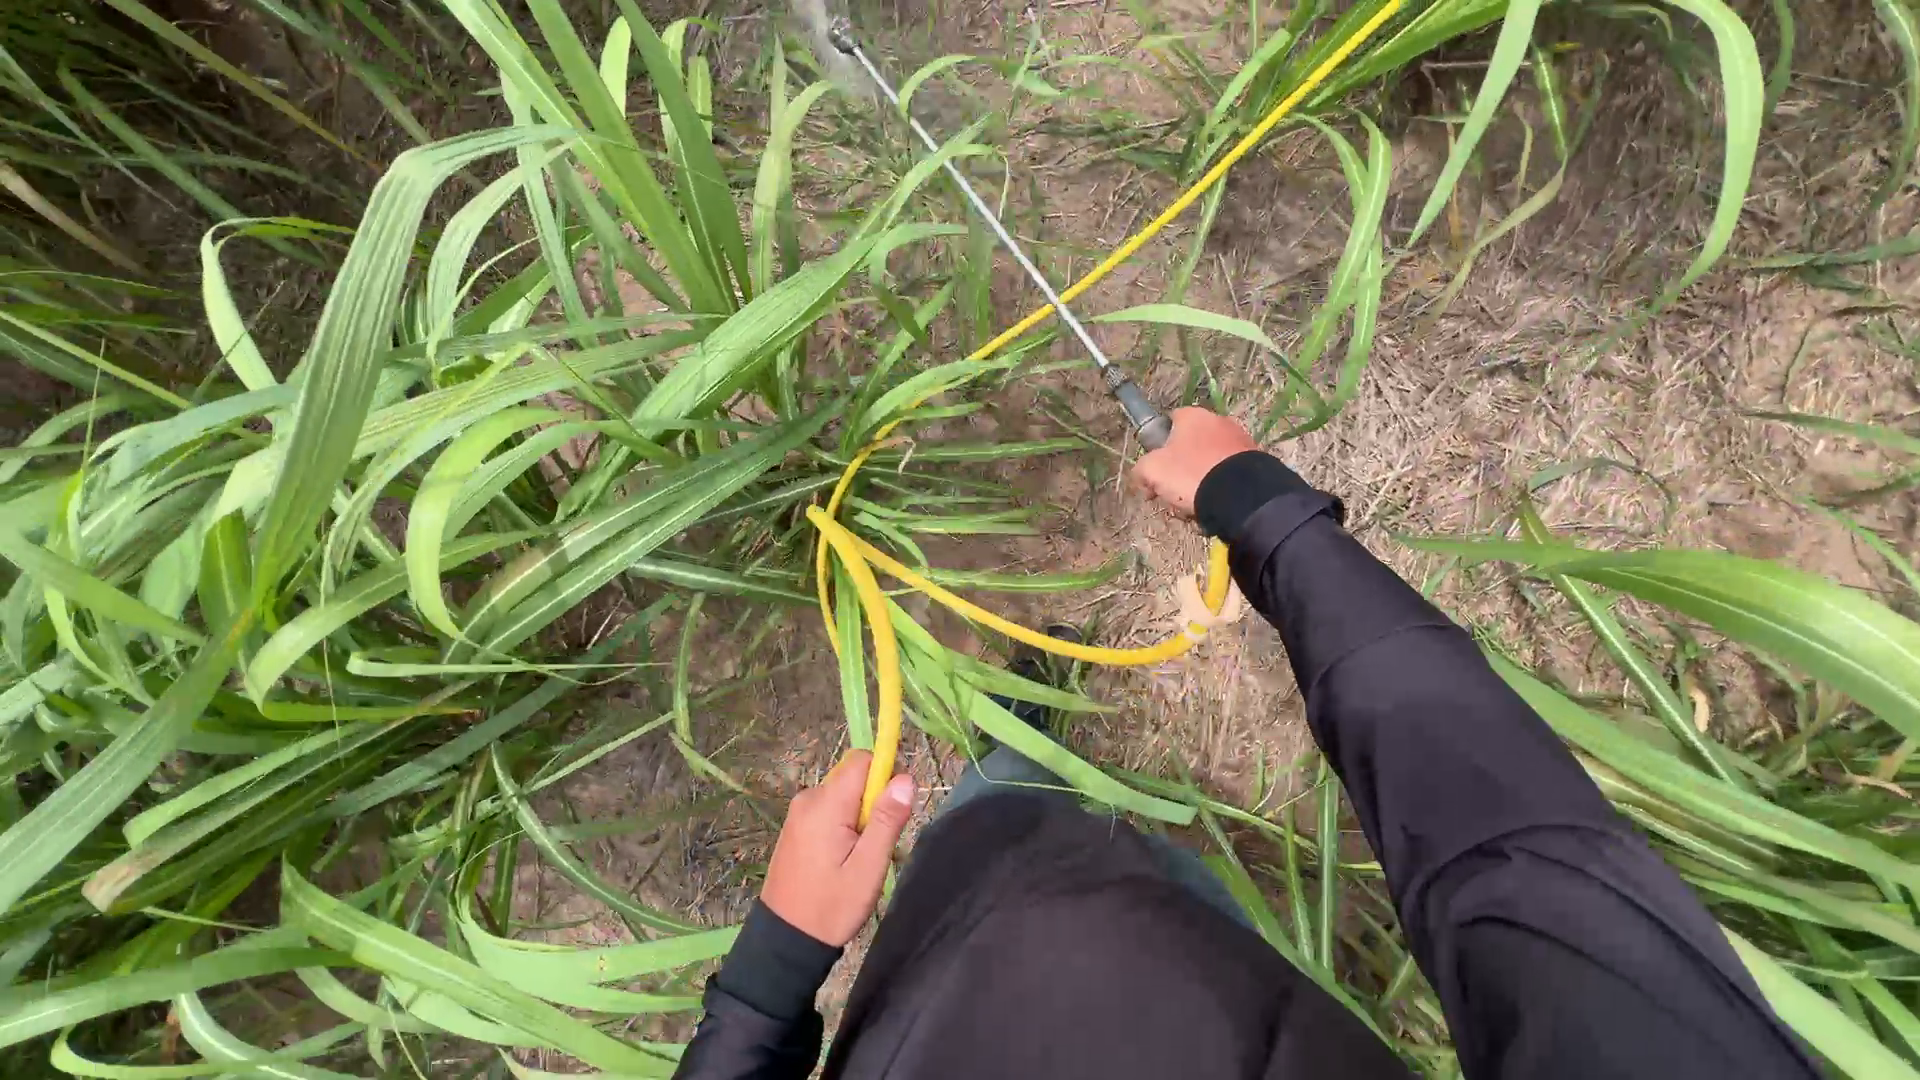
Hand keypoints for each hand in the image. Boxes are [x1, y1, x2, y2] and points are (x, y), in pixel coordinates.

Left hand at [761, 751, 915, 946]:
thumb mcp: (868, 867)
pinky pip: (828, 809)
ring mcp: (798, 812)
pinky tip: (842, 858)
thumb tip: (905, 778)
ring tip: (859, 857)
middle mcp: (808, 799)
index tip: (893, 809)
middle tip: (876, 843)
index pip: (861, 760)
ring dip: (859, 815)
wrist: (784, 940)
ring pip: (842, 794)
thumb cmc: (831, 906)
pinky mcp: (795, 826)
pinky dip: (843, 823)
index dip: (884, 774)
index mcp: (826, 804)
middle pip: (853, 777)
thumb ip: (887, 819)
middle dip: (873, 800)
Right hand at [1132, 407, 1257, 516]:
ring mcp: (1239, 440)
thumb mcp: (1151, 470)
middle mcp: (1219, 421)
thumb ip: (1140, 470)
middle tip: (1172, 491)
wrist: (1240, 495)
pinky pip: (1227, 474)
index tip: (1155, 466)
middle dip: (1179, 467)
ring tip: (1194, 504)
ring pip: (1208, 461)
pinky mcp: (1255, 461)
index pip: (1170, 421)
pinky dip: (1219, 487)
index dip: (1159, 444)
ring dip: (1199, 480)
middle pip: (1189, 444)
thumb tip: (1142, 478)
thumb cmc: (1190, 474)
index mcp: (1193, 416)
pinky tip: (1214, 504)